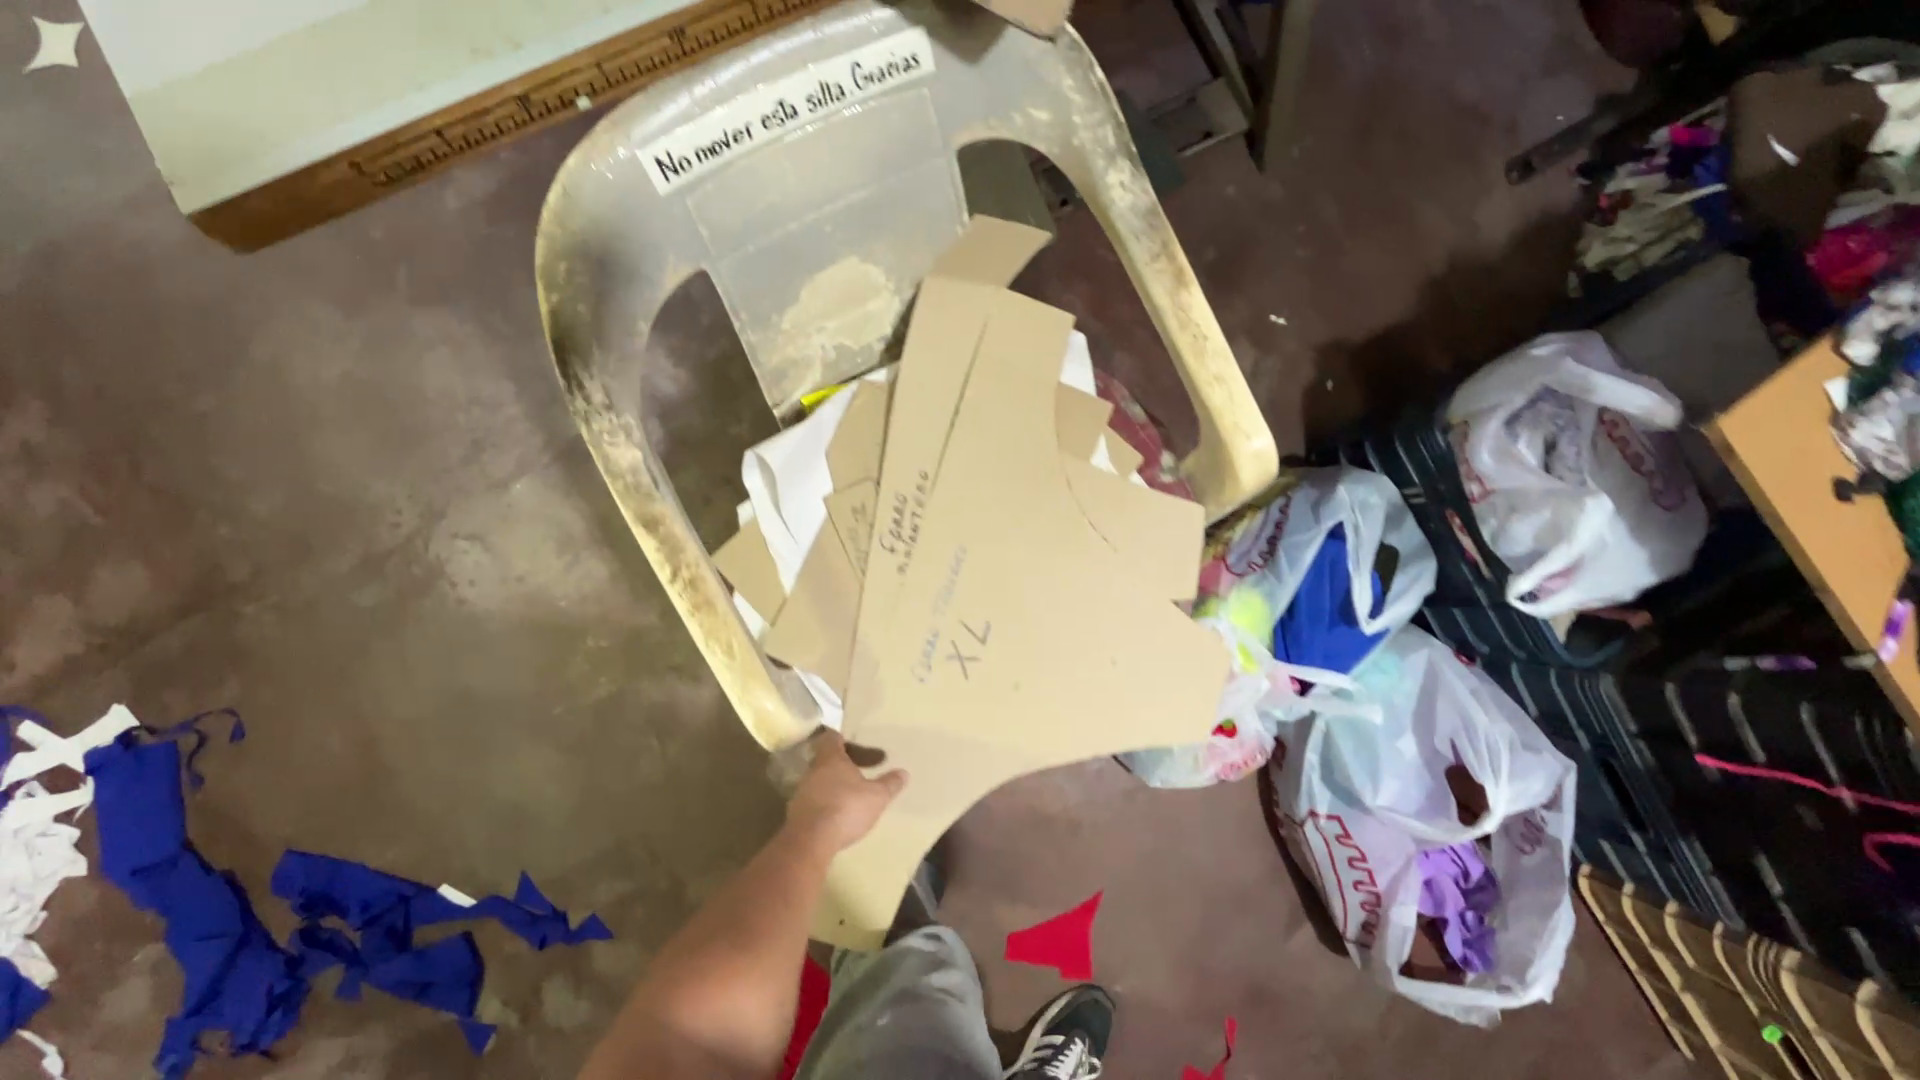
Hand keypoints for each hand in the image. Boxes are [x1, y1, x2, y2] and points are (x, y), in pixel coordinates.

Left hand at [784, 730, 905, 855]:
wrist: (811, 840)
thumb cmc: (846, 808)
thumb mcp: (877, 796)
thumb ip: (890, 784)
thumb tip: (904, 773)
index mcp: (831, 759)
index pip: (831, 738)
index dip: (841, 739)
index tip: (851, 743)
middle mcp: (813, 771)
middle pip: (824, 760)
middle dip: (840, 765)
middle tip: (857, 772)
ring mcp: (801, 792)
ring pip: (818, 781)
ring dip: (831, 786)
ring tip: (849, 795)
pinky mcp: (796, 812)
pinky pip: (812, 801)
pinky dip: (824, 804)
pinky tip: (836, 815)